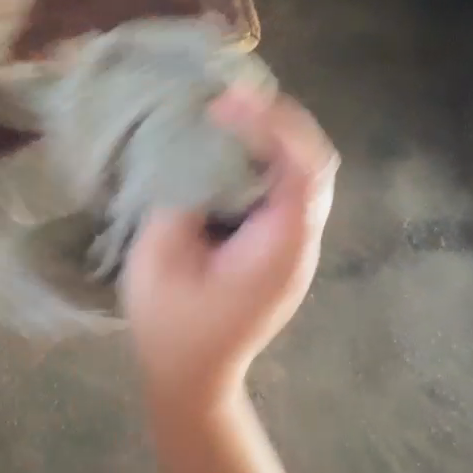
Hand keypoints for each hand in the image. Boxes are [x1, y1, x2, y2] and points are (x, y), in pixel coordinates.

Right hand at [121, 86, 337, 410]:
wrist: (190, 375)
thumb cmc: (171, 323)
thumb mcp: (160, 257)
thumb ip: (179, 200)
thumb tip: (192, 159)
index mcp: (278, 246)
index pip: (299, 169)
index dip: (269, 126)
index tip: (220, 104)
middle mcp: (299, 243)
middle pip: (312, 166)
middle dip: (276, 122)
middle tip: (228, 97)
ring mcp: (290, 248)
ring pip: (299, 177)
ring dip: (269, 140)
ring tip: (227, 112)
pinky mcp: (273, 250)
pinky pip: (279, 193)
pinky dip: (258, 163)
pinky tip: (225, 151)